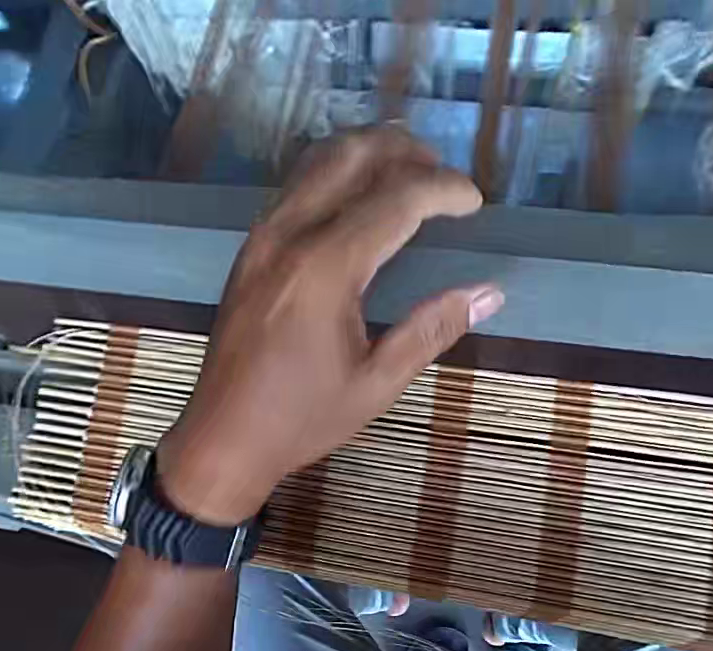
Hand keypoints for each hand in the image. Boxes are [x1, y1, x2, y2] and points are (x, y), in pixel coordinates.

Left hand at [158, 126, 504, 524]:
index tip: (475, 202)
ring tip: (411, 173)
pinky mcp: (252, 248)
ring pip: (319, 162)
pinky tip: (360, 199)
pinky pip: (299, 186)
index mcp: (325, 268)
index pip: (395, 200)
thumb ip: (432, 330)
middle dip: (407, 154)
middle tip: (445, 176)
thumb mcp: (377, 383)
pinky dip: (338, 174)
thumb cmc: (303, 417)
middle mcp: (290, 235)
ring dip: (370, 154)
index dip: (442, 190)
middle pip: (353, 157)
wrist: (224, 435)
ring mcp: (263, 236)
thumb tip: (488, 294)